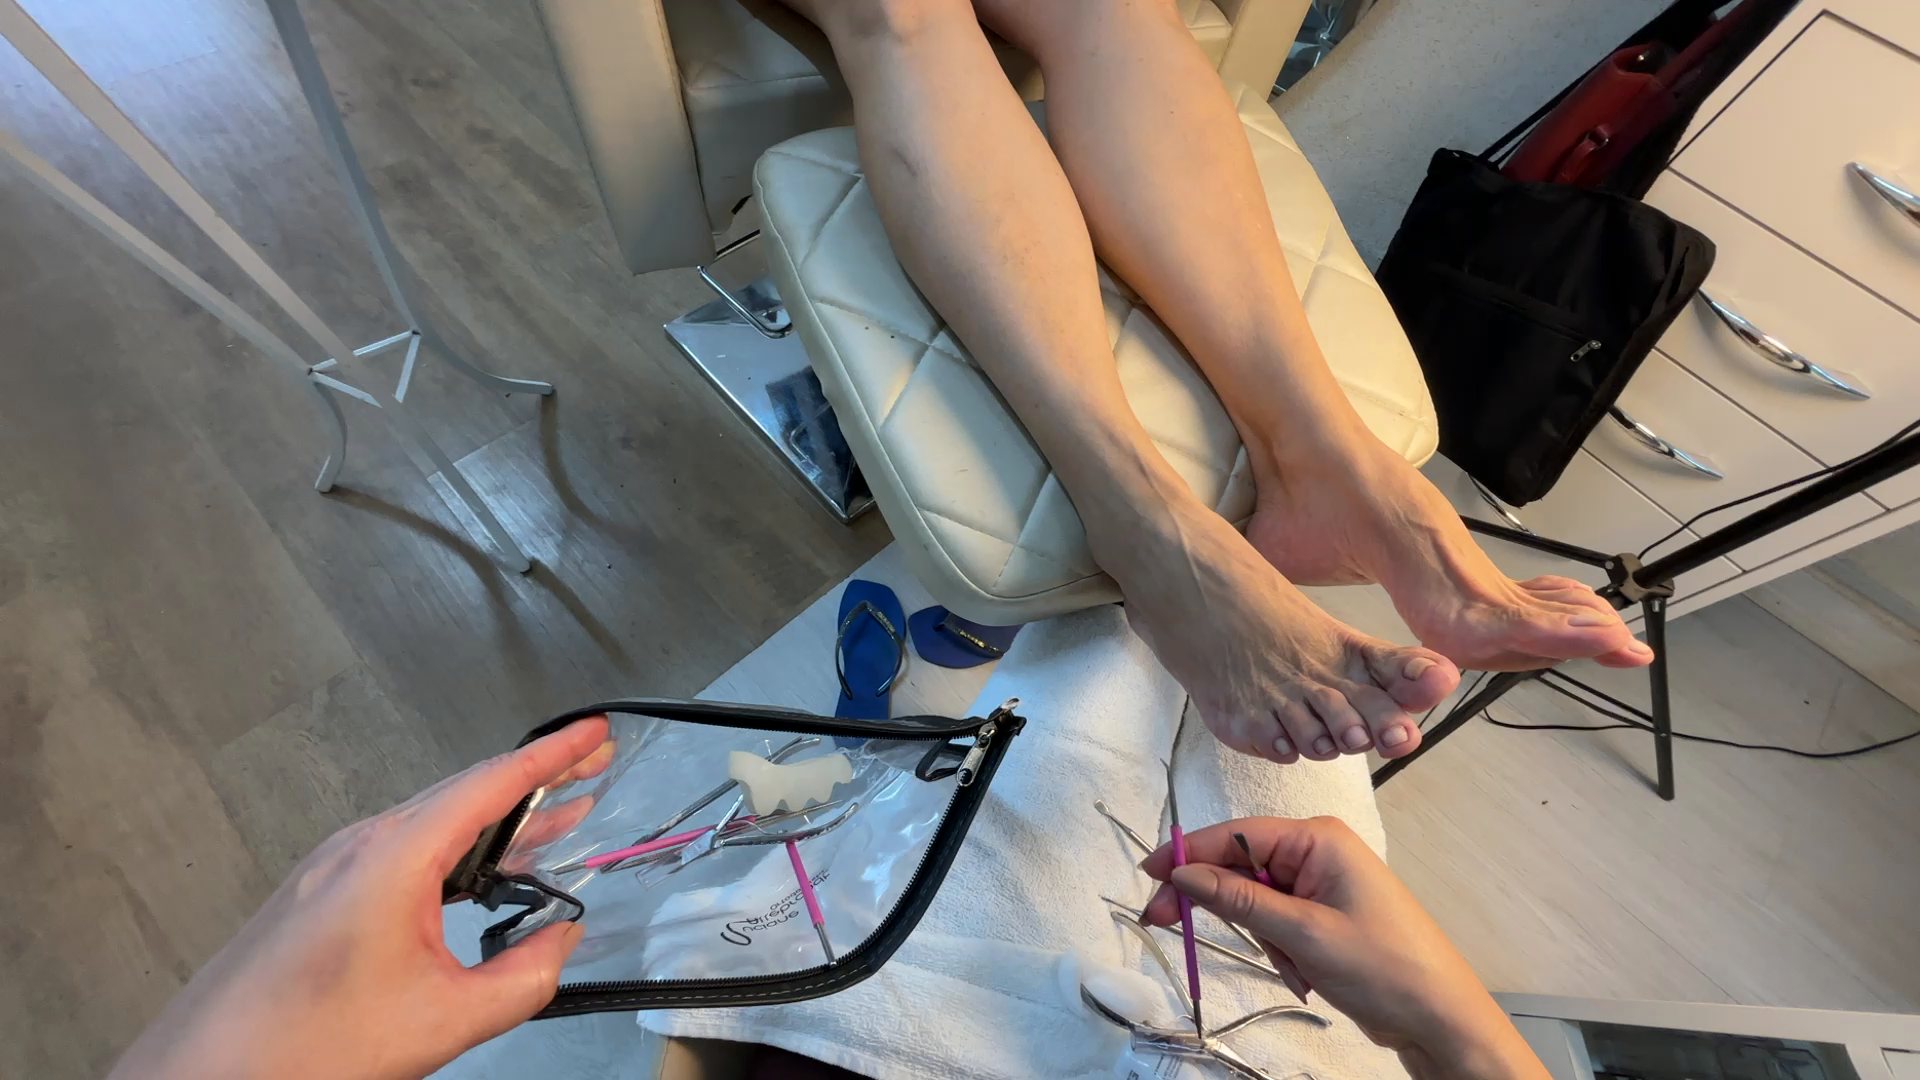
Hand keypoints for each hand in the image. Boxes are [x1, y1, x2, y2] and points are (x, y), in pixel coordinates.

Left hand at [110, 717, 615, 1079]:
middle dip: (541, 775)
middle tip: (596, 762)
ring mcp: (339, 865)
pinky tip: (492, 863)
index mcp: (395, 855)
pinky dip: (469, 841)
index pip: (494, 781)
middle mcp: (366, 843)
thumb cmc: (304, 1053)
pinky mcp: (324, 891)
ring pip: (443, 818)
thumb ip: (525, 978)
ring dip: (507, 813)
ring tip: (565, 811)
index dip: (555, 753)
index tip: (596, 730)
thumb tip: (563, 939)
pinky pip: (415, 845)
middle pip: (471, 789)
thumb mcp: (440, 1022)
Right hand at [1141, 816, 1547, 1079]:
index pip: (1235, 834)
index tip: (1149, 873)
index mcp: (1315, 837)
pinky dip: (1277, 945)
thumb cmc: (1383, 968)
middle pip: (1240, 863)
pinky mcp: (1322, 909)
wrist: (1449, 1026)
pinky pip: (1276, 916)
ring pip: (1254, 895)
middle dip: (1214, 898)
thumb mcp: (1304, 933)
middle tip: (1165, 921)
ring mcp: (1319, 880)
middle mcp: (1314, 849)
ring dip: (1259, 933)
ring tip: (1291, 967)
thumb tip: (1180, 871)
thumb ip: (1238, 898)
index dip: (1188, 852)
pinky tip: (1301, 972)